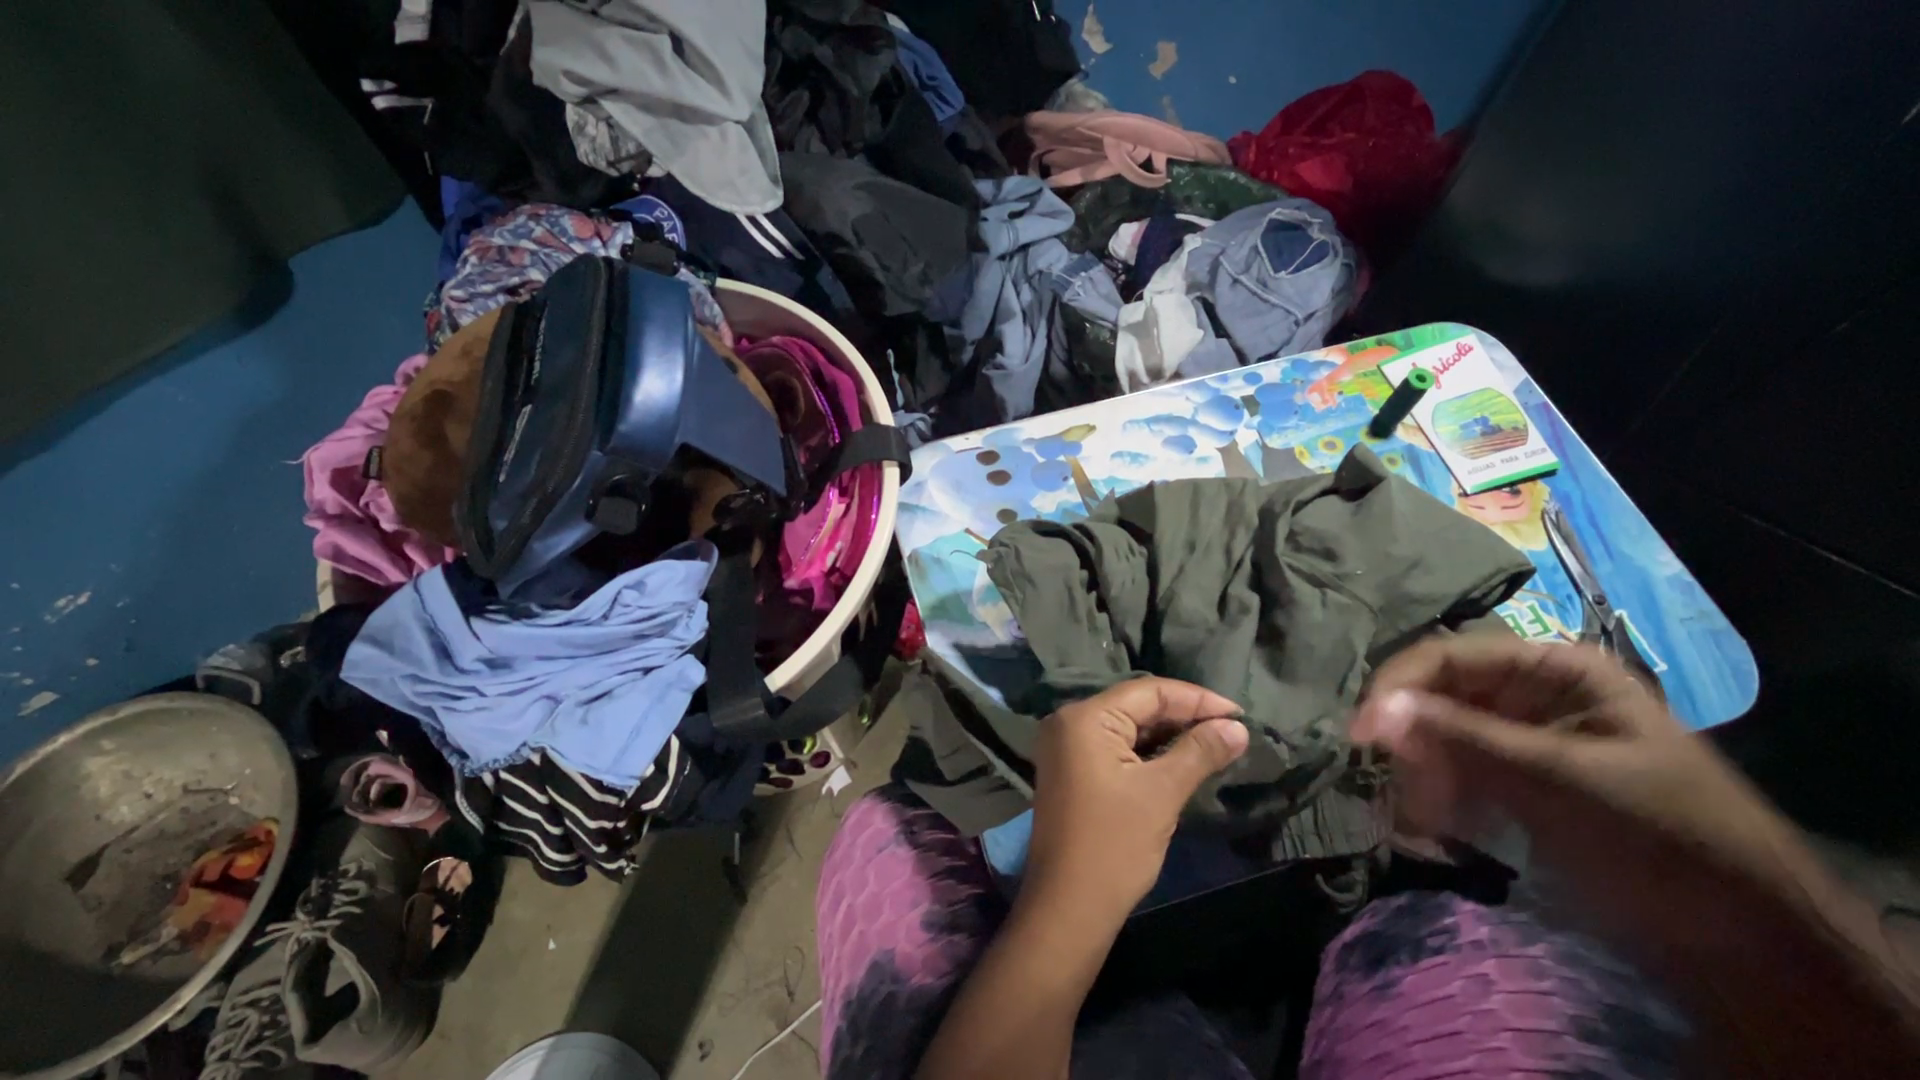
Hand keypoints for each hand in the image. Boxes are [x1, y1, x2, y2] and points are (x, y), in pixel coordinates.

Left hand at [1025, 677, 1249, 921]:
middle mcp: (1069, 723)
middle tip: (1232, 729)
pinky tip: (1182, 759)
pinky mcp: (1071, 771)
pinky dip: (1149, 751)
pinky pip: (1116, 747)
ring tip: (1216, 742)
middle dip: (1186, 715)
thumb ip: (1200, 752)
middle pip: (1137, 705)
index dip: (1197, 699)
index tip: (1240, 714)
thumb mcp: (1162, 792)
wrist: (1069, 905)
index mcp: (1084, 718)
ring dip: (1170, 734)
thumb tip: (1237, 726)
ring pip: (1128, 727)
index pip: (1148, 691)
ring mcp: (1066, 748)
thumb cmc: (1115, 844)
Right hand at [1352, 635, 1829, 950]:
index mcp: (1556, 671)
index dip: (1399, 688)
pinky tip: (1435, 834)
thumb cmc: (1662, 836)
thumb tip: (1371, 712)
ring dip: (1420, 778)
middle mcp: (1534, 696)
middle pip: (1440, 697)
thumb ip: (1464, 740)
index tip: (1360, 735)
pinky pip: (1457, 779)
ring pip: (1441, 741)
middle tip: (1396, 792)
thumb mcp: (1561, 780)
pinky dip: (1437, 802)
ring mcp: (1526, 743)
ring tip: (1419, 824)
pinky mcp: (1520, 788)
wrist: (1745, 939)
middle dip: (1411, 742)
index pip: (1450, 657)